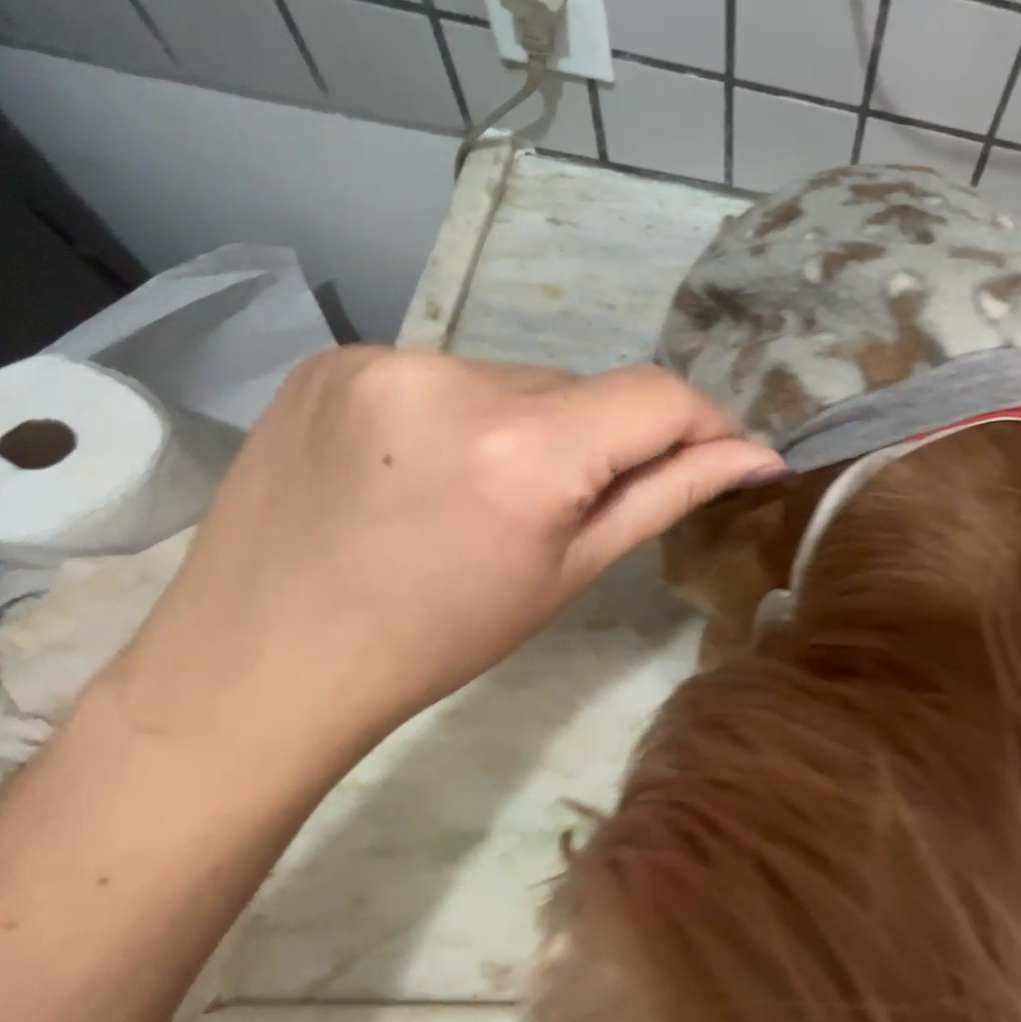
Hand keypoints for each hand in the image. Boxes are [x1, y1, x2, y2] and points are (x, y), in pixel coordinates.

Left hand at [103, 349, 783, 743]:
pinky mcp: (333, 358)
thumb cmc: (439, 637)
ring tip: (486, 490)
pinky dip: (464, 412)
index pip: (658, 396)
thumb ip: (669, 495)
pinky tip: (426, 467)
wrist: (262, 663)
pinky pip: (446, 373)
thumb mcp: (572, 571)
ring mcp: (383, 359)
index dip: (706, 422)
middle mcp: (455, 380)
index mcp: (525, 451)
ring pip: (515, 378)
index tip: (723, 454)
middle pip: (583, 387)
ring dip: (531, 422)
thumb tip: (757, 457)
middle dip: (601, 437)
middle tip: (571, 503)